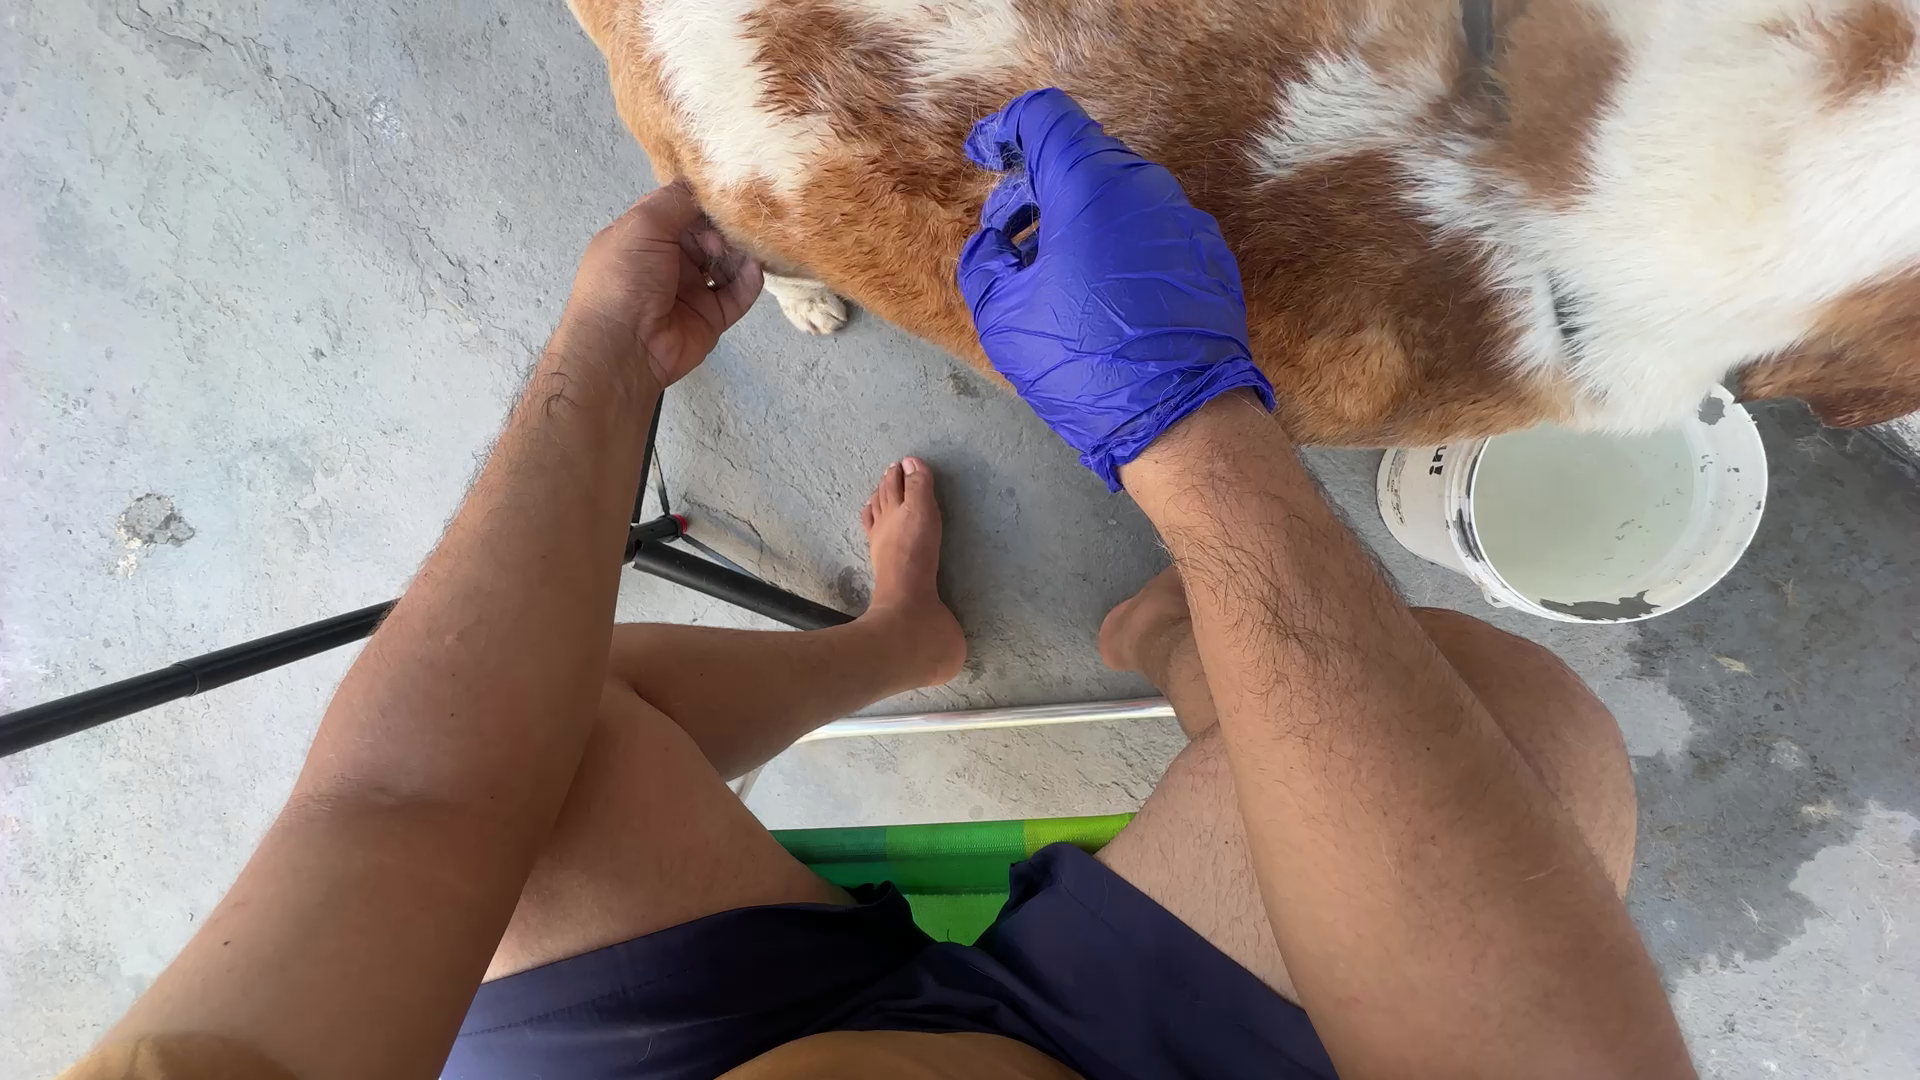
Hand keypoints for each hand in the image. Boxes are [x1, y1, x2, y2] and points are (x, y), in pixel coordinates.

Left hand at [560, 180, 763, 385]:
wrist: (625, 345)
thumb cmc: (624, 278)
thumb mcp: (643, 224)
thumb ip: (677, 201)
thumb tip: (705, 184)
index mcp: (646, 236)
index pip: (681, 209)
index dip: (702, 200)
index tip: (726, 190)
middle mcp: (670, 261)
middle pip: (709, 235)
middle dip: (723, 228)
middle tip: (731, 227)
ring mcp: (693, 291)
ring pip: (727, 264)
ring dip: (740, 253)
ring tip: (750, 244)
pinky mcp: (713, 317)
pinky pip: (738, 295)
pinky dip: (749, 281)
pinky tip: (755, 269)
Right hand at [957, 89, 1272, 489]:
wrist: (1176, 417)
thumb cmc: (1081, 365)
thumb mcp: (1003, 318)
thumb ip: (984, 263)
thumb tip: (993, 246)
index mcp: (1092, 189)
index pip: (1046, 119)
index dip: (1006, 130)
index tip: (986, 156)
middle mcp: (1147, 189)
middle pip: (1082, 157)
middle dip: (1035, 186)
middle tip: (1007, 233)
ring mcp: (1184, 222)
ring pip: (1117, 196)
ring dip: (1073, 218)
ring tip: (1046, 272)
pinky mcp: (1205, 257)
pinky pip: (1147, 230)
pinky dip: (1112, 242)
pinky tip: (1095, 293)